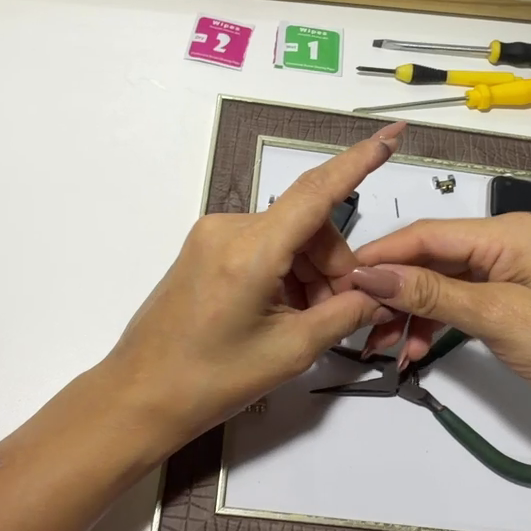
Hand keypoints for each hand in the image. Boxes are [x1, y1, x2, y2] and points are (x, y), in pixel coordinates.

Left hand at [98, 121, 406, 451]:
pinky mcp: (205, 249)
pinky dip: (285, 273)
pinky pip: (263, 247)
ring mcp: (213, 236)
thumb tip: (379, 295)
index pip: (317, 192)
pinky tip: (286, 313)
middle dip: (334, 264)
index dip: (359, 162)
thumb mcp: (290, 351)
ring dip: (310, 273)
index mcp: (250, 248)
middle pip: (308, 224)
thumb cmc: (210, 380)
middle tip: (341, 314)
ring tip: (309, 324)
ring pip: (288, 237)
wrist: (138, 397)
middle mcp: (229, 228)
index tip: (391, 133)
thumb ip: (343, 314)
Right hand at [343, 214, 530, 426]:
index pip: (428, 235)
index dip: (382, 256)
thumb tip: (370, 275)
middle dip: (393, 289)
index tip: (341, 278)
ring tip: (380, 344)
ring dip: (409, 312)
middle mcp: (504, 243)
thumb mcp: (496, 318)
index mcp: (507, 232)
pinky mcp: (508, 299)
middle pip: (431, 259)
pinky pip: (457, 303)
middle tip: (356, 318)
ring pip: (440, 283)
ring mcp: (507, 272)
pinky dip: (433, 324)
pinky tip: (413, 349)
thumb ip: (430, 293)